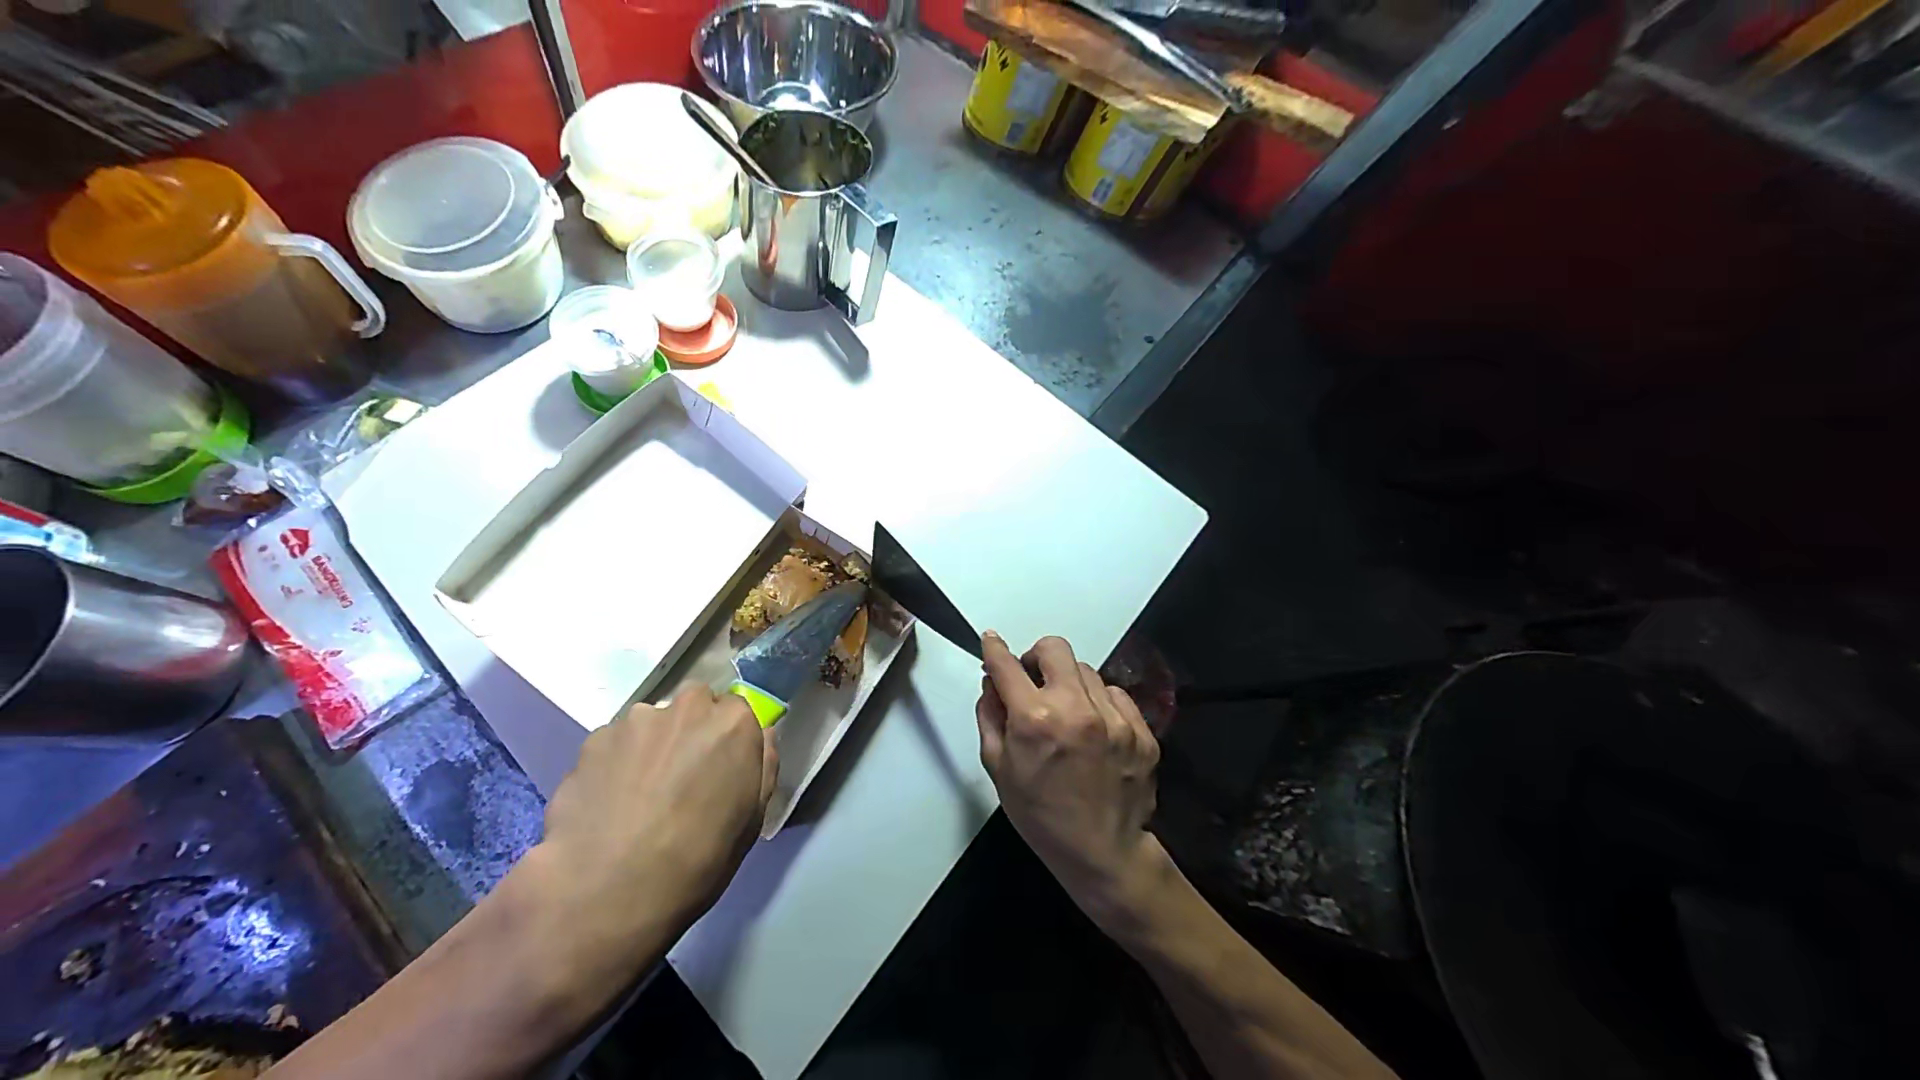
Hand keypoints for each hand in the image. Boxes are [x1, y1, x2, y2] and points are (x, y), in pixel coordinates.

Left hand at [537, 682, 776, 942]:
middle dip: (690, 730)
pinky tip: (609, 804)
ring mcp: (635, 722)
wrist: (608, 891)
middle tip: (681, 776)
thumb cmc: (698, 860)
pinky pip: (613, 745)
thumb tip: (762, 736)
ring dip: (650, 746)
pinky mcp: (593, 741)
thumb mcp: (752, 818)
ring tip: (638, 795)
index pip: (736, 710)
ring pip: (650, 724)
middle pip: (693, 705)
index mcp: (732, 723)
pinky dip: (614, 764)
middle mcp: (686, 709)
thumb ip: (762, 766)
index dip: (727, 739)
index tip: (719, 767)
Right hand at [976, 632, 1166, 926]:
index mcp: (1035, 720)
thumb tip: (991, 683)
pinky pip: (1115, 694)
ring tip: (1067, 713)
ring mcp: (1114, 718)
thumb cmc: (1041, 815)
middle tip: (1033, 680)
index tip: (991, 642)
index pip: (1007, 665)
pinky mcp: (1141, 730)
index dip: (994, 650)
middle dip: (1036, 658)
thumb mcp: (998, 769)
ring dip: (1069, 683)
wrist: (1103, 852)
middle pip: (1054, 648)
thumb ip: (990, 717)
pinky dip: (1099, 702)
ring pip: (1086, 671)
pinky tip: (1094, 728)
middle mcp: (1076, 709)